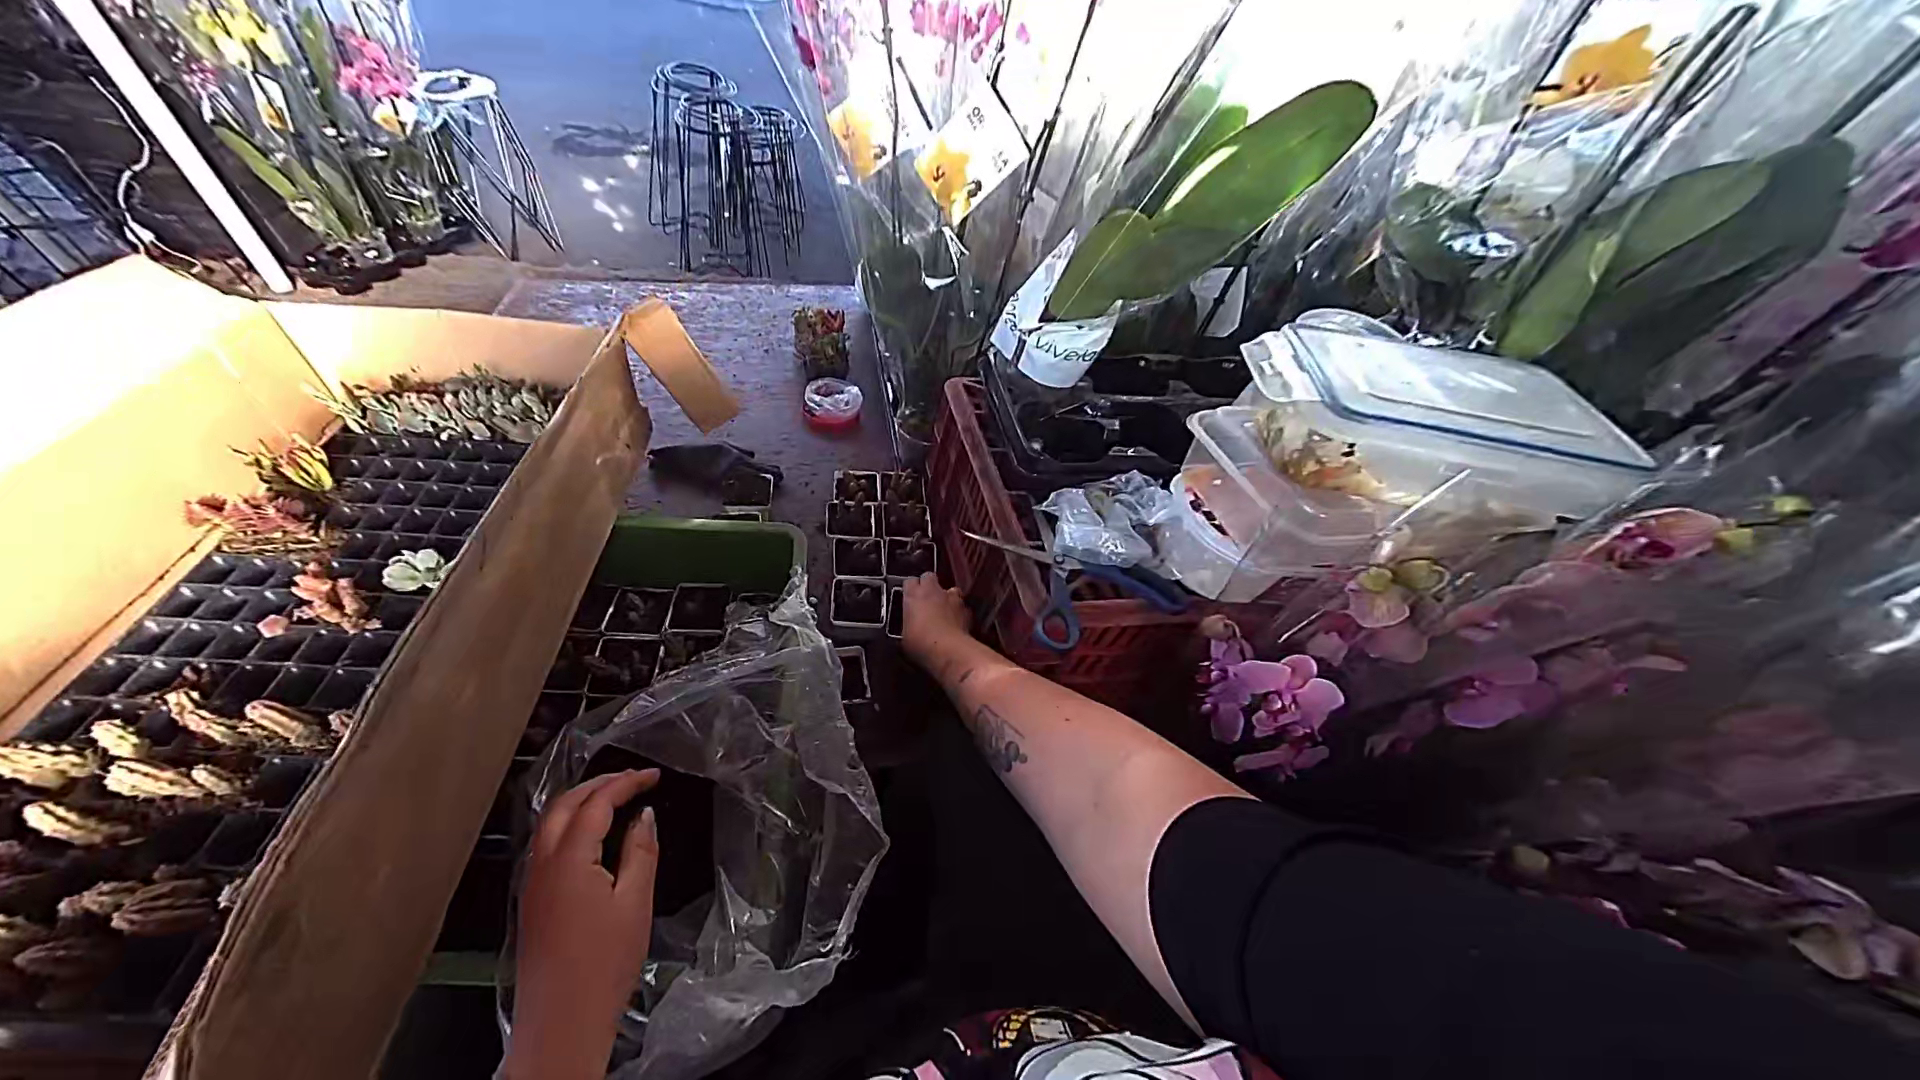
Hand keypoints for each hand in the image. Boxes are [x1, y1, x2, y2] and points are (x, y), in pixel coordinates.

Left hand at [506, 770, 659, 1079]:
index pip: (596, 804)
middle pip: (563, 805)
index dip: (626, 783)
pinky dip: (571, 824)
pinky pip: (546, 845)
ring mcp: (531, 885)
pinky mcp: (532, 902)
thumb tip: (644, 817)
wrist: (561, 1023)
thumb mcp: (636, 902)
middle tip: (632, 777)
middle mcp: (541, 866)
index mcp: (568, 861)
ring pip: (550, 824)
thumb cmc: (603, 964)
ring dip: (581, 801)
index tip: (653, 775)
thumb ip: (640, 851)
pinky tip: (593, 833)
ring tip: (615, 796)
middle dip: (598, 783)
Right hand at [902, 572, 973, 672]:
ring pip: (949, 589)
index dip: (909, 589)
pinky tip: (955, 622)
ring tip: (942, 610)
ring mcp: (952, 598)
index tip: (907, 597)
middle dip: (927, 585)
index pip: (909, 581)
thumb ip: (906, 624)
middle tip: (924, 600)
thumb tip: (908, 629)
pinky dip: (958, 611)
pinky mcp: (966, 610)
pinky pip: (961, 605)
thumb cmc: (921, 645)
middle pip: (929, 577)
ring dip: (945, 597)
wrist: (950, 652)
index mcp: (913, 595)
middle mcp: (933, 591)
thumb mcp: (903, 637)